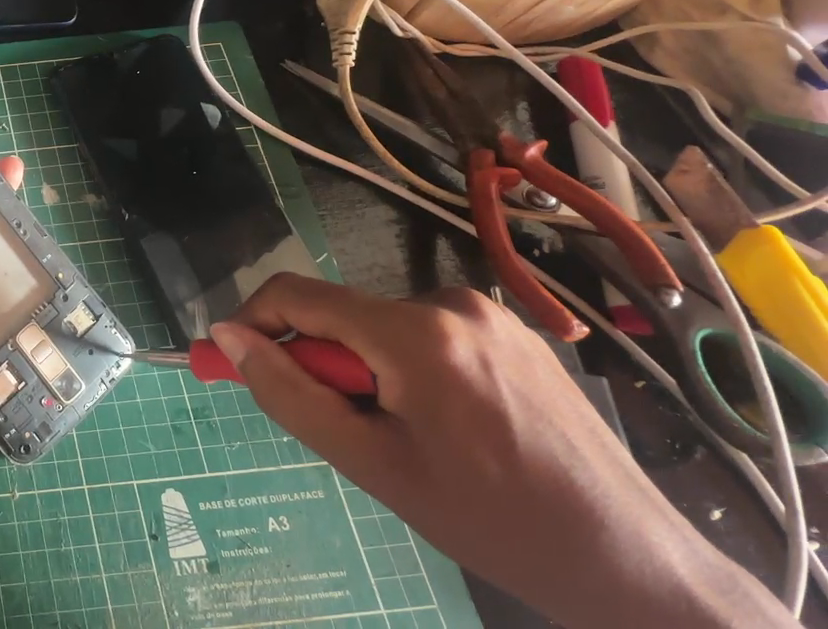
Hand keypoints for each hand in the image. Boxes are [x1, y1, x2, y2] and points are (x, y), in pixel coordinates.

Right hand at [212, 274, 795, 628]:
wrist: (633, 563)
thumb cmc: (489, 519)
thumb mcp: (369, 464)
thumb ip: (288, 392)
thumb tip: (227, 337)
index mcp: (416, 332)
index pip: (298, 296)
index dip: (251, 322)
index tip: (229, 362)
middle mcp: (452, 303)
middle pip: (342, 315)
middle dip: (321, 364)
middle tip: (341, 430)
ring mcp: (490, 315)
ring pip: (381, 328)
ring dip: (365, 372)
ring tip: (402, 437)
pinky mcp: (513, 334)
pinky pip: (424, 336)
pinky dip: (405, 370)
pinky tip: (444, 426)